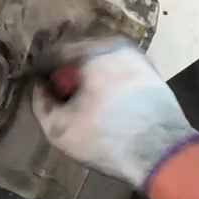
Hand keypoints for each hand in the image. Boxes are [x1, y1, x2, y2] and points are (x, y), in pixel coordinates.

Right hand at [31, 39, 198, 191]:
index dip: (40, 72)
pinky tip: (104, 105)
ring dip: (88, 78)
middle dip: (66, 73)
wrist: (163, 153)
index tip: (35, 87)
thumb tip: (40, 88)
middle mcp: (116, 45)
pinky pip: (118, 71)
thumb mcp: (60, 128)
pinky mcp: (151, 73)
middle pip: (79, 54)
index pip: (54, 53)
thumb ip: (41, 103)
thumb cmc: (107, 137)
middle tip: (57, 96)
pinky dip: (107, 82)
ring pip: (101, 62)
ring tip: (81, 103)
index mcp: (92, 51)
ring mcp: (137, 57)